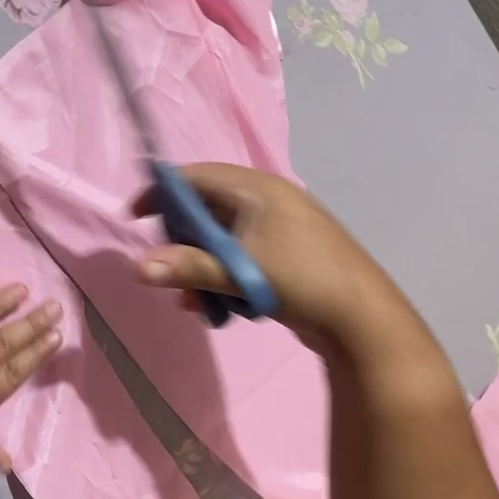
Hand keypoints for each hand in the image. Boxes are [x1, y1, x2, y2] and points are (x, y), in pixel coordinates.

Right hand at [133, 164, 413, 355]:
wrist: (363, 320)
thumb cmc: (303, 282)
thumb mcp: (240, 273)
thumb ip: (188, 268)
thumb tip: (138, 268)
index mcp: (258, 190)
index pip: (196, 177)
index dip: (161, 194)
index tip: (134, 218)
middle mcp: (265, 201)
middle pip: (203, 211)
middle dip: (180, 244)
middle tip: (169, 272)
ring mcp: (276, 228)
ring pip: (218, 240)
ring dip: (199, 269)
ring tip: (196, 303)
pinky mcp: (281, 255)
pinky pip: (236, 257)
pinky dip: (221, 278)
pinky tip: (220, 308)